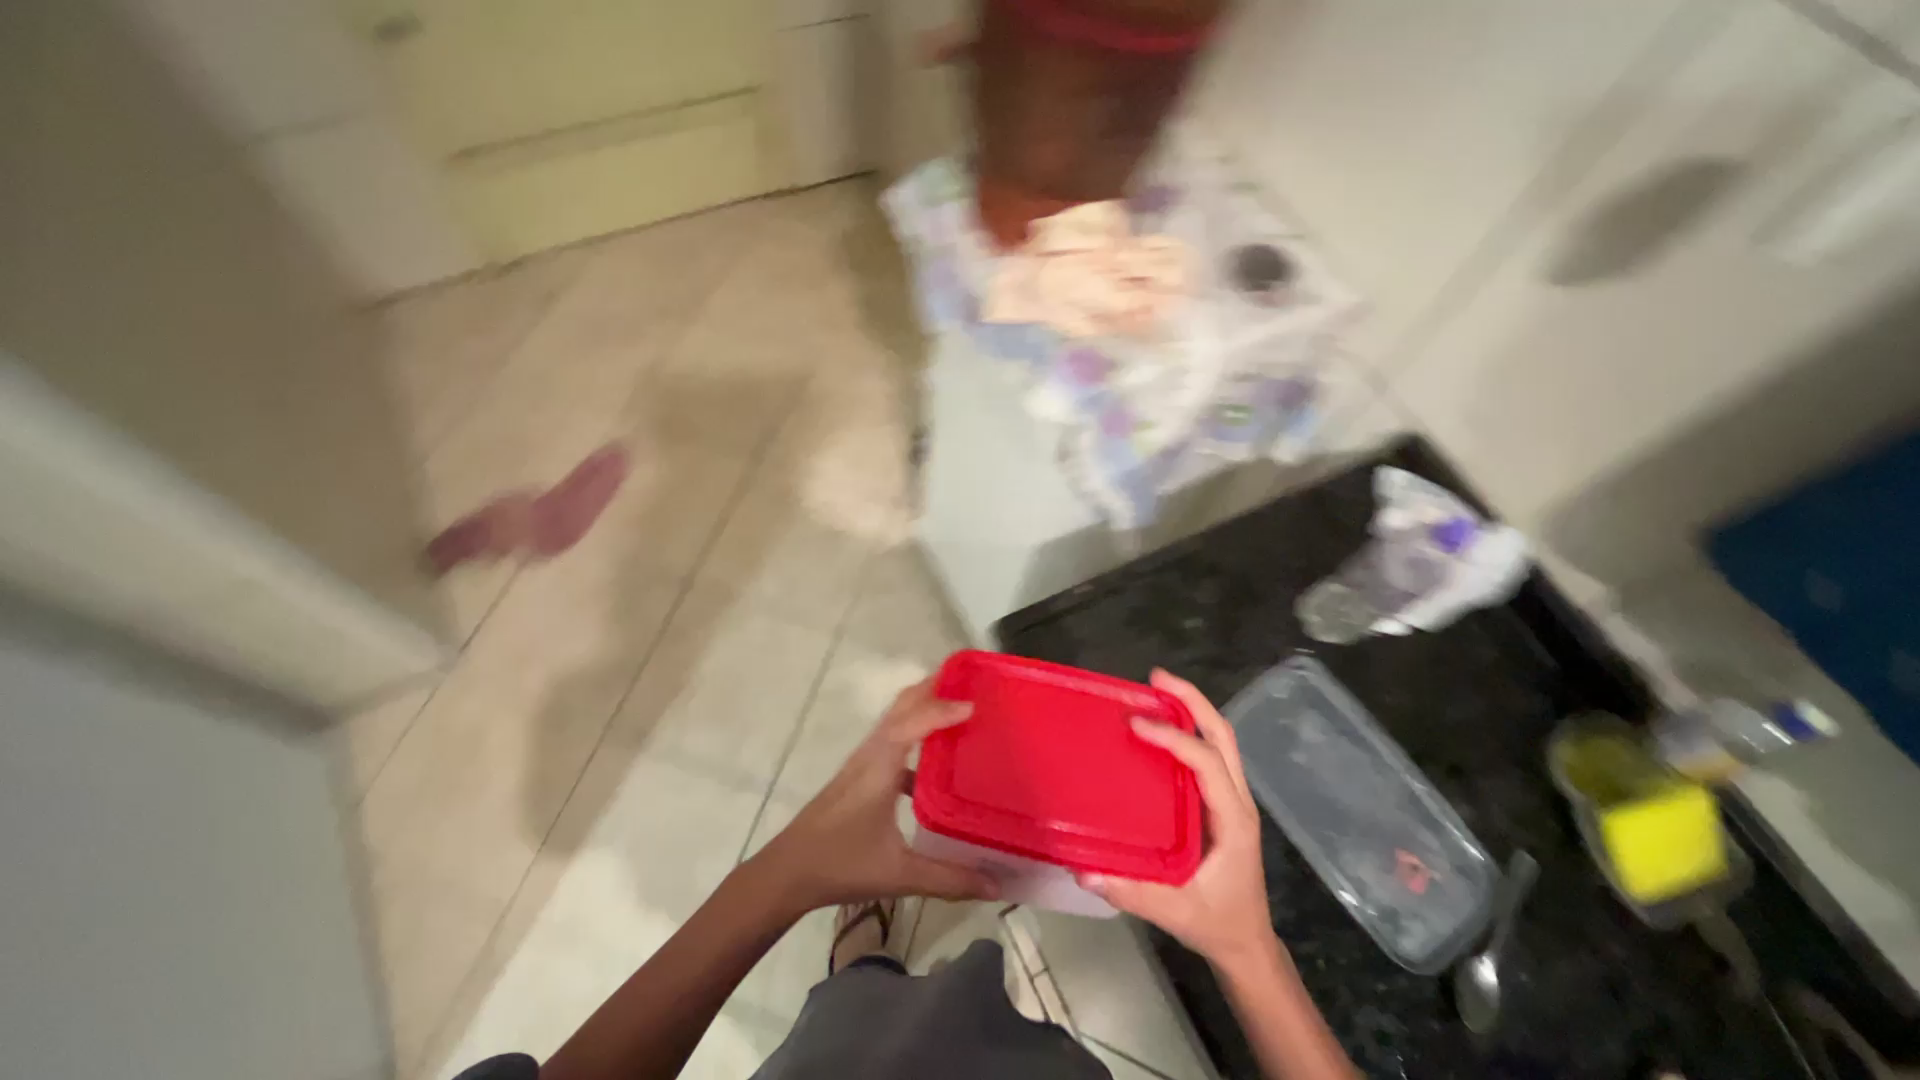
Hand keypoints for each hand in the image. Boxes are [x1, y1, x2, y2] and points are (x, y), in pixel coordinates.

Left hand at [752, 676, 999, 912]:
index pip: (913, 721)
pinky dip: (917, 737)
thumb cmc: (840, 865)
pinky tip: (939, 767)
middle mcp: (870, 755)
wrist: (786, 874)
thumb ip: (949, 878)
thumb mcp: (899, 874)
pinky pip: (892, 742)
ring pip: (897, 721)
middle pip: (903, 705)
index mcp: (879, 766)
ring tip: (965, 715)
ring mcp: (862, 764)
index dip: (943, 708)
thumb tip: (997, 885)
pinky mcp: (859, 777)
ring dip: (926, 709)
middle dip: (936, 689)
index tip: (977, 705)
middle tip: (975, 687)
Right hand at [1080, 670, 1282, 972]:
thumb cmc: (1216, 923)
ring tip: (1157, 689)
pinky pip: (1211, 755)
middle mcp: (1238, 800)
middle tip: (1156, 677)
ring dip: (1193, 710)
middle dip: (1193, 701)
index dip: (1175, 738)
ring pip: (1221, 740)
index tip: (1137, 724)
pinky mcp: (1222, 803)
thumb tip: (1084, 868)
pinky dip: (1189, 730)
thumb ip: (1131, 891)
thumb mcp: (1174, 912)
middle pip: (1223, 735)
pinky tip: (1160, 728)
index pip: (1208, 763)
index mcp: (1232, 820)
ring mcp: (1233, 799)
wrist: (1247, 943)